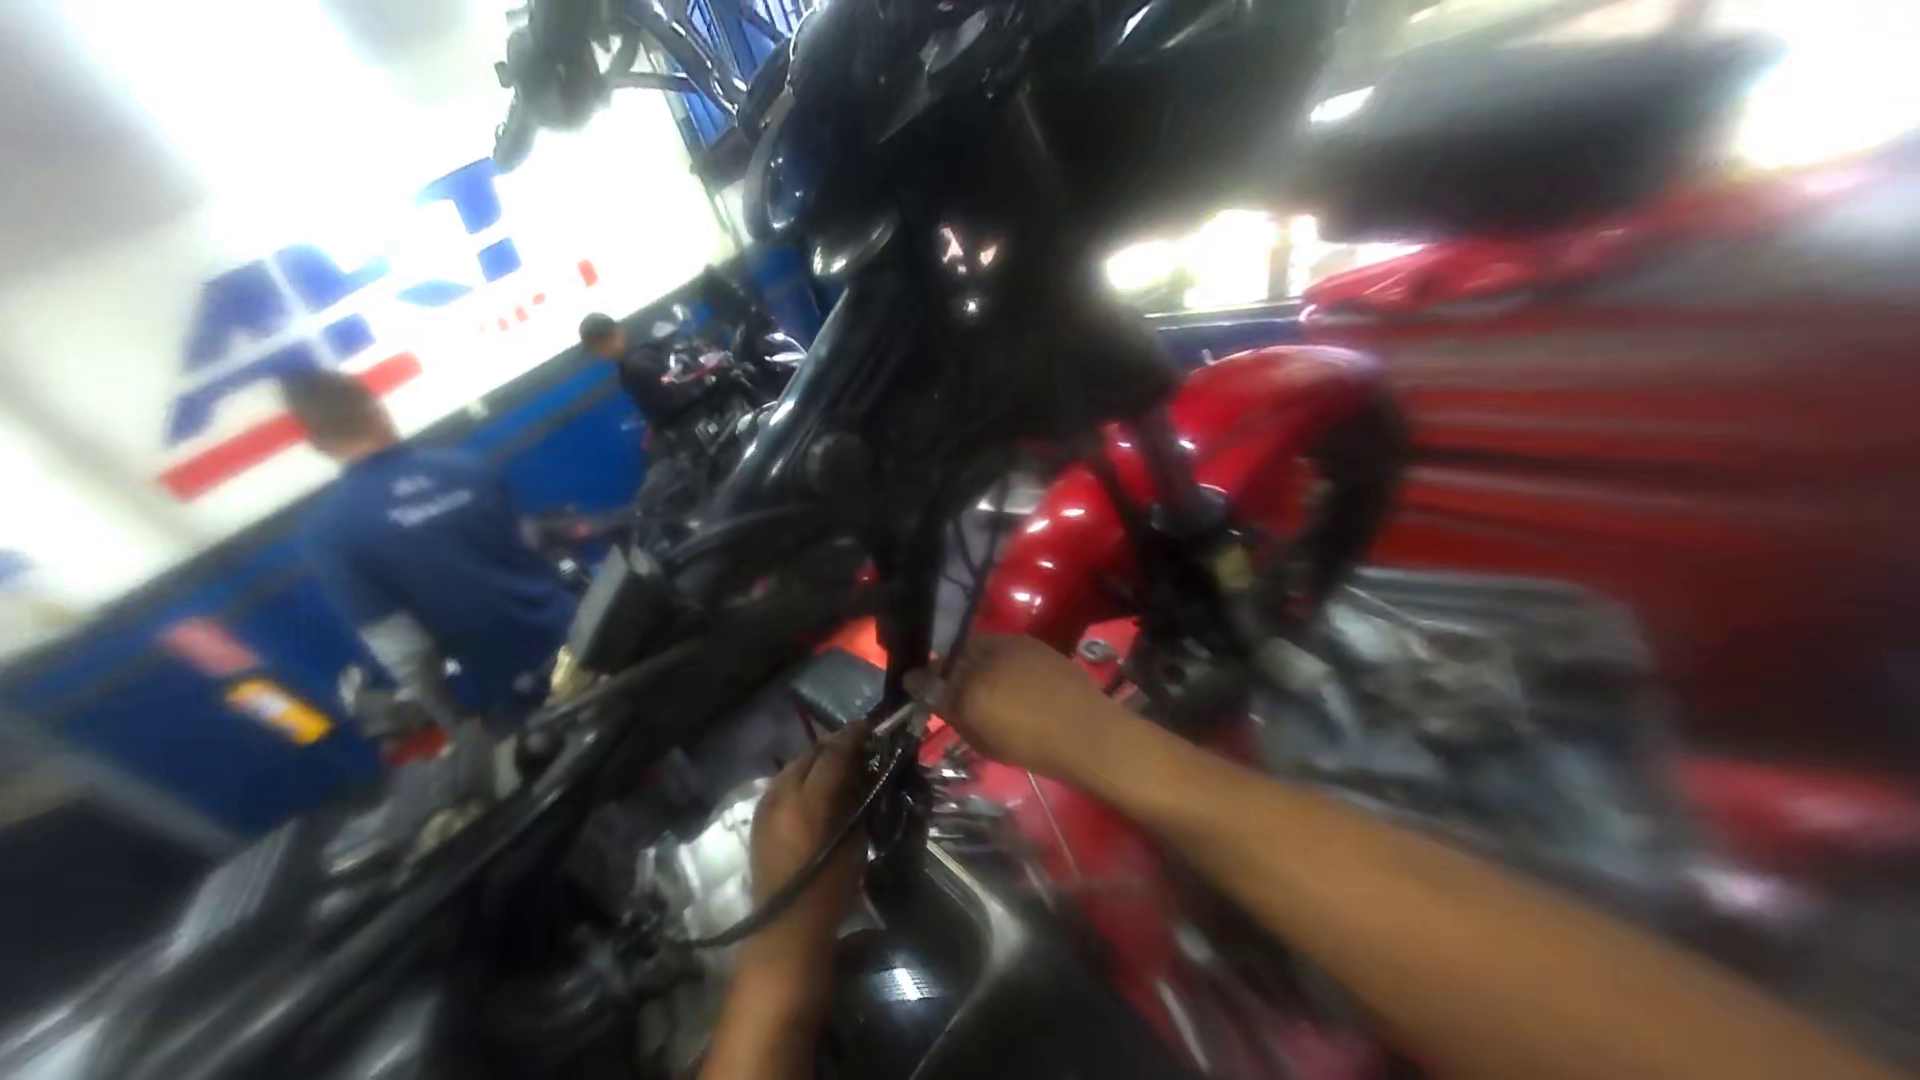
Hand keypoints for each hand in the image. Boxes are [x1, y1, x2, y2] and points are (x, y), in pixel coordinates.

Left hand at [746, 719, 868, 967]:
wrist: (787, 928)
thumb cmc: (831, 888)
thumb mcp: (856, 840)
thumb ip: (858, 800)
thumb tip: (865, 773)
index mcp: (811, 802)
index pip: (834, 753)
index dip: (853, 735)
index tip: (870, 726)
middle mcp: (784, 795)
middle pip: (811, 753)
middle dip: (835, 744)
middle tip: (857, 744)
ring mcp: (766, 805)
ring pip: (793, 765)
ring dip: (816, 758)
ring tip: (837, 762)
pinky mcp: (758, 817)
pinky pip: (782, 782)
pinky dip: (800, 775)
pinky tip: (814, 784)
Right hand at [918, 635, 1119, 781]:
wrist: (1085, 732)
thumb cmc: (1030, 746)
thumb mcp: (980, 737)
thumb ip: (951, 711)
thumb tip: (928, 691)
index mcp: (966, 685)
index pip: (929, 677)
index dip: (924, 684)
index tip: (924, 693)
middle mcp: (983, 656)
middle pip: (953, 657)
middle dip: (949, 670)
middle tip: (956, 689)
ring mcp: (1009, 644)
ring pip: (978, 648)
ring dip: (974, 661)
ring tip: (985, 682)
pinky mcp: (1031, 641)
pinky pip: (1003, 645)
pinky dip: (998, 658)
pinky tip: (1009, 676)